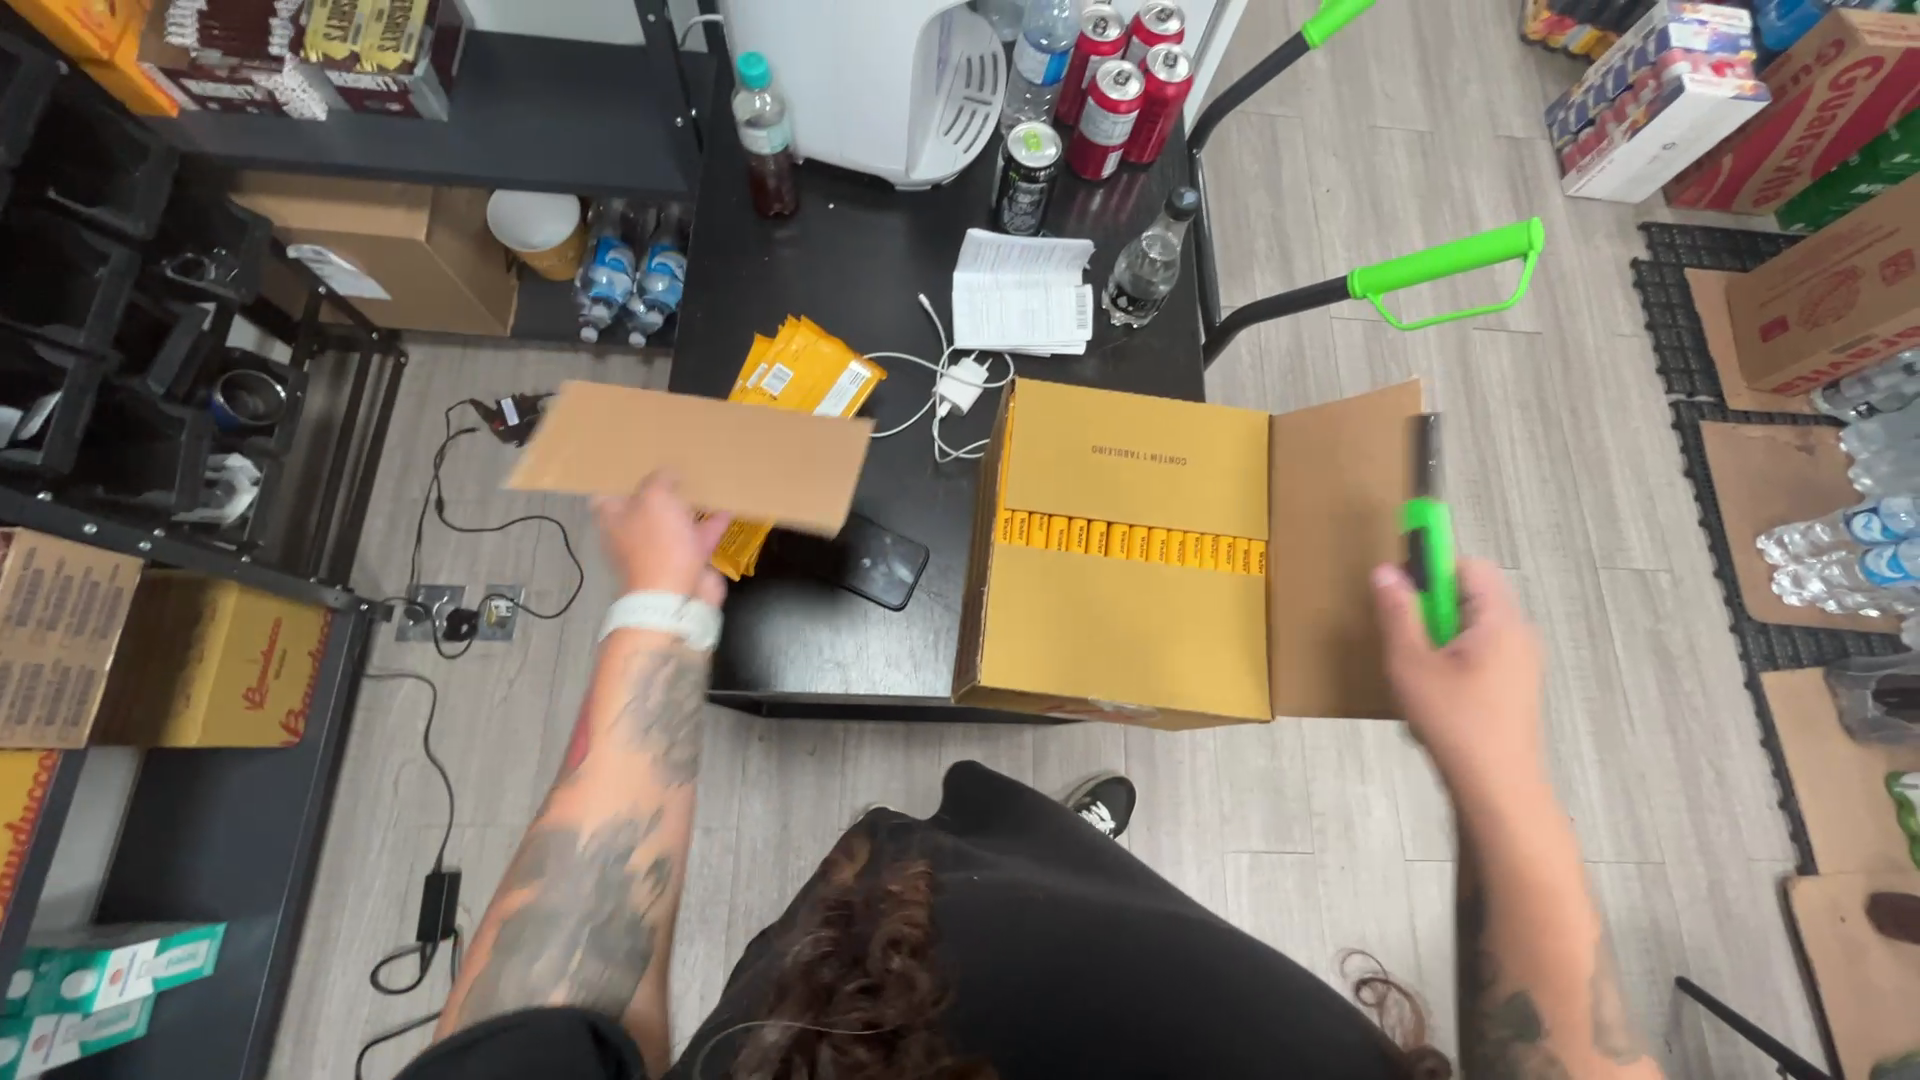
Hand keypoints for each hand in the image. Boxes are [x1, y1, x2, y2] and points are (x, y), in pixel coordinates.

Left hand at [593, 472, 731, 607]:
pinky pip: (698, 538)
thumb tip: (669, 475)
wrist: (676, 595)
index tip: (634, 466)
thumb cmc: (657, 544)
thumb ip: (660, 481)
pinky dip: (711, 525)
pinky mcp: (686, 561)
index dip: (618, 480)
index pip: (605, 495)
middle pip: (643, 508)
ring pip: (672, 523)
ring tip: (703, 486)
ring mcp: (659, 550)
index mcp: (614, 519)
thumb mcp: (655, 499)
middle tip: (673, 471)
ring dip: (687, 508)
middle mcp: (632, 534)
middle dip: (658, 492)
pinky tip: (726, 509)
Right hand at [1371, 557, 1545, 797]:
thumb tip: (1386, 570)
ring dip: (1438, 630)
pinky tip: (1433, 688)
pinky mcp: (1515, 683)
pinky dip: (1451, 653)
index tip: (1401, 584)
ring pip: (1472, 623)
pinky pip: (1479, 648)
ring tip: (1415, 665)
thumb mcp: (1411, 662)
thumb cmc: (1453, 719)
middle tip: (1403, 633)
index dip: (1433, 565)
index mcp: (1499, 621)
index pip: (1470, 565)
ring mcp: (1521, 660)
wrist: (1496, 785)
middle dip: (1431, 602)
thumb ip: (1398, 612)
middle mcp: (1518, 633)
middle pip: (1472, 592)